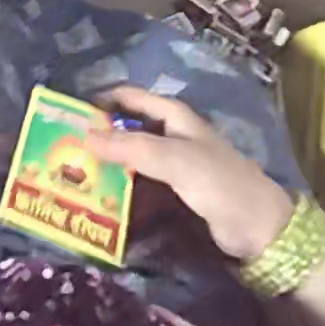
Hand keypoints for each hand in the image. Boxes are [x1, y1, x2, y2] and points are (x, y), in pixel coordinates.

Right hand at [85, 86, 294, 261]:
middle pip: (125, 124)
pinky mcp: (171, 187)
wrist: (259, 229)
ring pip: (129, 152)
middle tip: (65, 145)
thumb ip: (128, 146)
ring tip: (74, 170)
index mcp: (171, 113)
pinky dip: (119, 180)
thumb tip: (83, 134)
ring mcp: (170, 160)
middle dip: (98, 132)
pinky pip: (137, 177)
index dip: (99, 100)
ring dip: (106, 159)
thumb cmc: (217, 181)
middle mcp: (168, 131)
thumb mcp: (171, 158)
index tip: (68, 114)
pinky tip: (100, 191)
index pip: (127, 96)